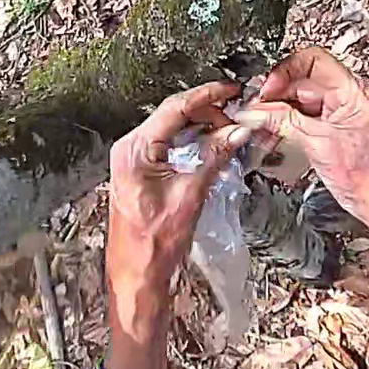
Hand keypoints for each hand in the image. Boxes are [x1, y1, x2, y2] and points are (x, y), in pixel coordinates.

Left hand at [104, 81, 250, 368]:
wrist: (137, 278)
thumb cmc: (155, 245)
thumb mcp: (190, 195)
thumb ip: (214, 157)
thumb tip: (237, 131)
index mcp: (134, 150)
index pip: (174, 108)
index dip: (207, 95)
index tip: (231, 90)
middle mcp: (130, 149)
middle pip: (173, 114)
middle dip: (208, 111)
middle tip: (237, 115)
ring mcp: (134, 160)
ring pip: (173, 129)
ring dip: (203, 126)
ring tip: (230, 129)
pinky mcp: (142, 171)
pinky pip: (171, 145)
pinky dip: (194, 142)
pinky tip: (213, 145)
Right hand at [232, 48, 368, 236]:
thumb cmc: (367, 179)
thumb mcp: (315, 144)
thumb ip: (282, 121)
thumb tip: (254, 111)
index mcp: (354, 92)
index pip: (313, 61)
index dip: (284, 71)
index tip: (267, 90)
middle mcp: (352, 96)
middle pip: (304, 81)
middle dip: (276, 94)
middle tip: (255, 110)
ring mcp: (346, 112)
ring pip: (303, 99)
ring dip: (278, 111)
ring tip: (259, 125)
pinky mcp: (339, 128)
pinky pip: (309, 116)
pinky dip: (289, 123)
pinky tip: (272, 133)